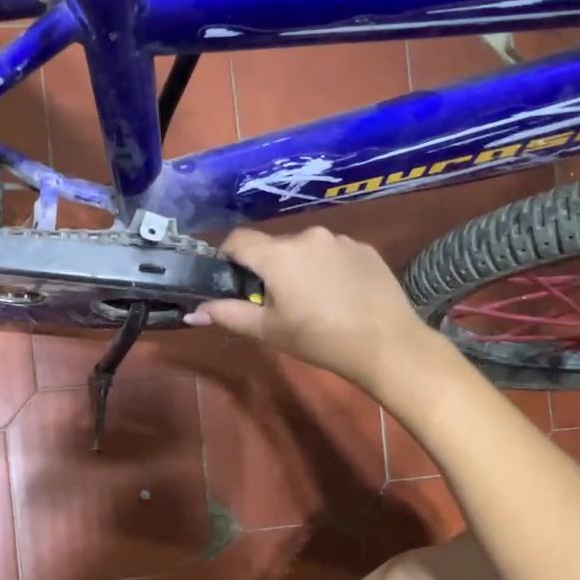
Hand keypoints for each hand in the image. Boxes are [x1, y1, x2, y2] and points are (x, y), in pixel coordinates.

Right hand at [186, 227, 446, 389]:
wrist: (386, 343)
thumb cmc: (319, 339)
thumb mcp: (268, 331)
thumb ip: (228, 315)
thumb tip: (193, 312)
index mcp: (278, 254)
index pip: (237, 239)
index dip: (226, 257)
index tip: (230, 282)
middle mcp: (307, 236)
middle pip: (272, 246)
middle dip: (266, 269)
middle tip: (273, 304)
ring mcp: (340, 239)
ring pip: (304, 250)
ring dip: (297, 269)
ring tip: (309, 303)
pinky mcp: (365, 249)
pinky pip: (332, 253)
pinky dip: (325, 270)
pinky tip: (337, 298)